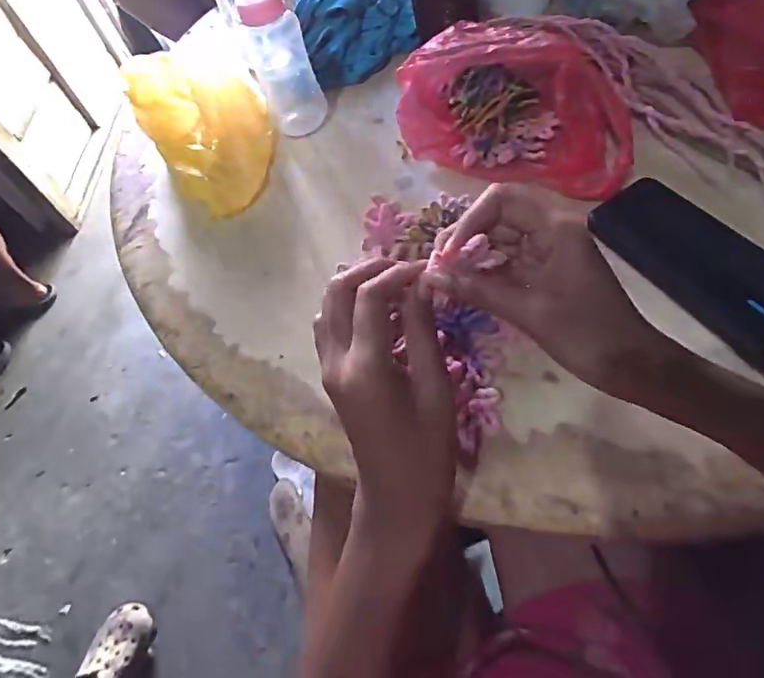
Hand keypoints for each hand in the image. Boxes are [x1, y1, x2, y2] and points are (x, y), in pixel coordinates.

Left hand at [314, 259, 455, 547]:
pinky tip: (379, 310)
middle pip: (336, 291)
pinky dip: (348, 305)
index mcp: (364, 366)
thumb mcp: (435, 385)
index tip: (425, 269)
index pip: (369, 296)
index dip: (396, 273)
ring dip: (355, 284)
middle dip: (368, 269)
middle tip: (404, 268)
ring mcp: (327, 368)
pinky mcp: (330, 375)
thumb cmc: (427, 446)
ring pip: (327, 306)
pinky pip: (329, 326)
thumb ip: (423, 329)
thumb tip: (422, 281)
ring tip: (392, 283)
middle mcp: (335, 361)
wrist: (397, 494)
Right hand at [431, 183, 679, 398]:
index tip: (449, 253)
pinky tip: (468, 283)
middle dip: (467, 235)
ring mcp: (553, 246)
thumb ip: (477, 289)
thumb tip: (431, 275)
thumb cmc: (585, 335)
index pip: (501, 200)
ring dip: (475, 251)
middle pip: (500, 213)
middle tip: (441, 264)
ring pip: (504, 235)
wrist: (633, 364)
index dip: (468, 221)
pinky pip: (513, 255)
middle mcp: (554, 226)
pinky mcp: (551, 265)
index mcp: (556, 226)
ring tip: (447, 275)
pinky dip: (490, 267)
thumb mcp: (528, 311)